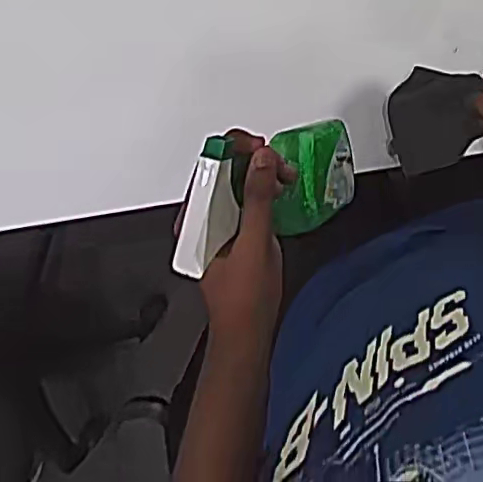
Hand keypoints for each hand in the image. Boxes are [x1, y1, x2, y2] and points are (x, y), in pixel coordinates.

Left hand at [198, 130, 295, 341]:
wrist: (247, 333)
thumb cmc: (245, 296)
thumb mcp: (254, 241)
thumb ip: (257, 198)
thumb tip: (261, 159)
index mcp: (196, 219)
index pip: (210, 165)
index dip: (237, 149)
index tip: (264, 149)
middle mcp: (202, 217)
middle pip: (225, 169)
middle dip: (256, 160)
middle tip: (282, 168)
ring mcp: (218, 221)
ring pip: (237, 179)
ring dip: (264, 172)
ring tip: (286, 179)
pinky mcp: (234, 227)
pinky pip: (246, 194)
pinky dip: (265, 186)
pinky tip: (280, 190)